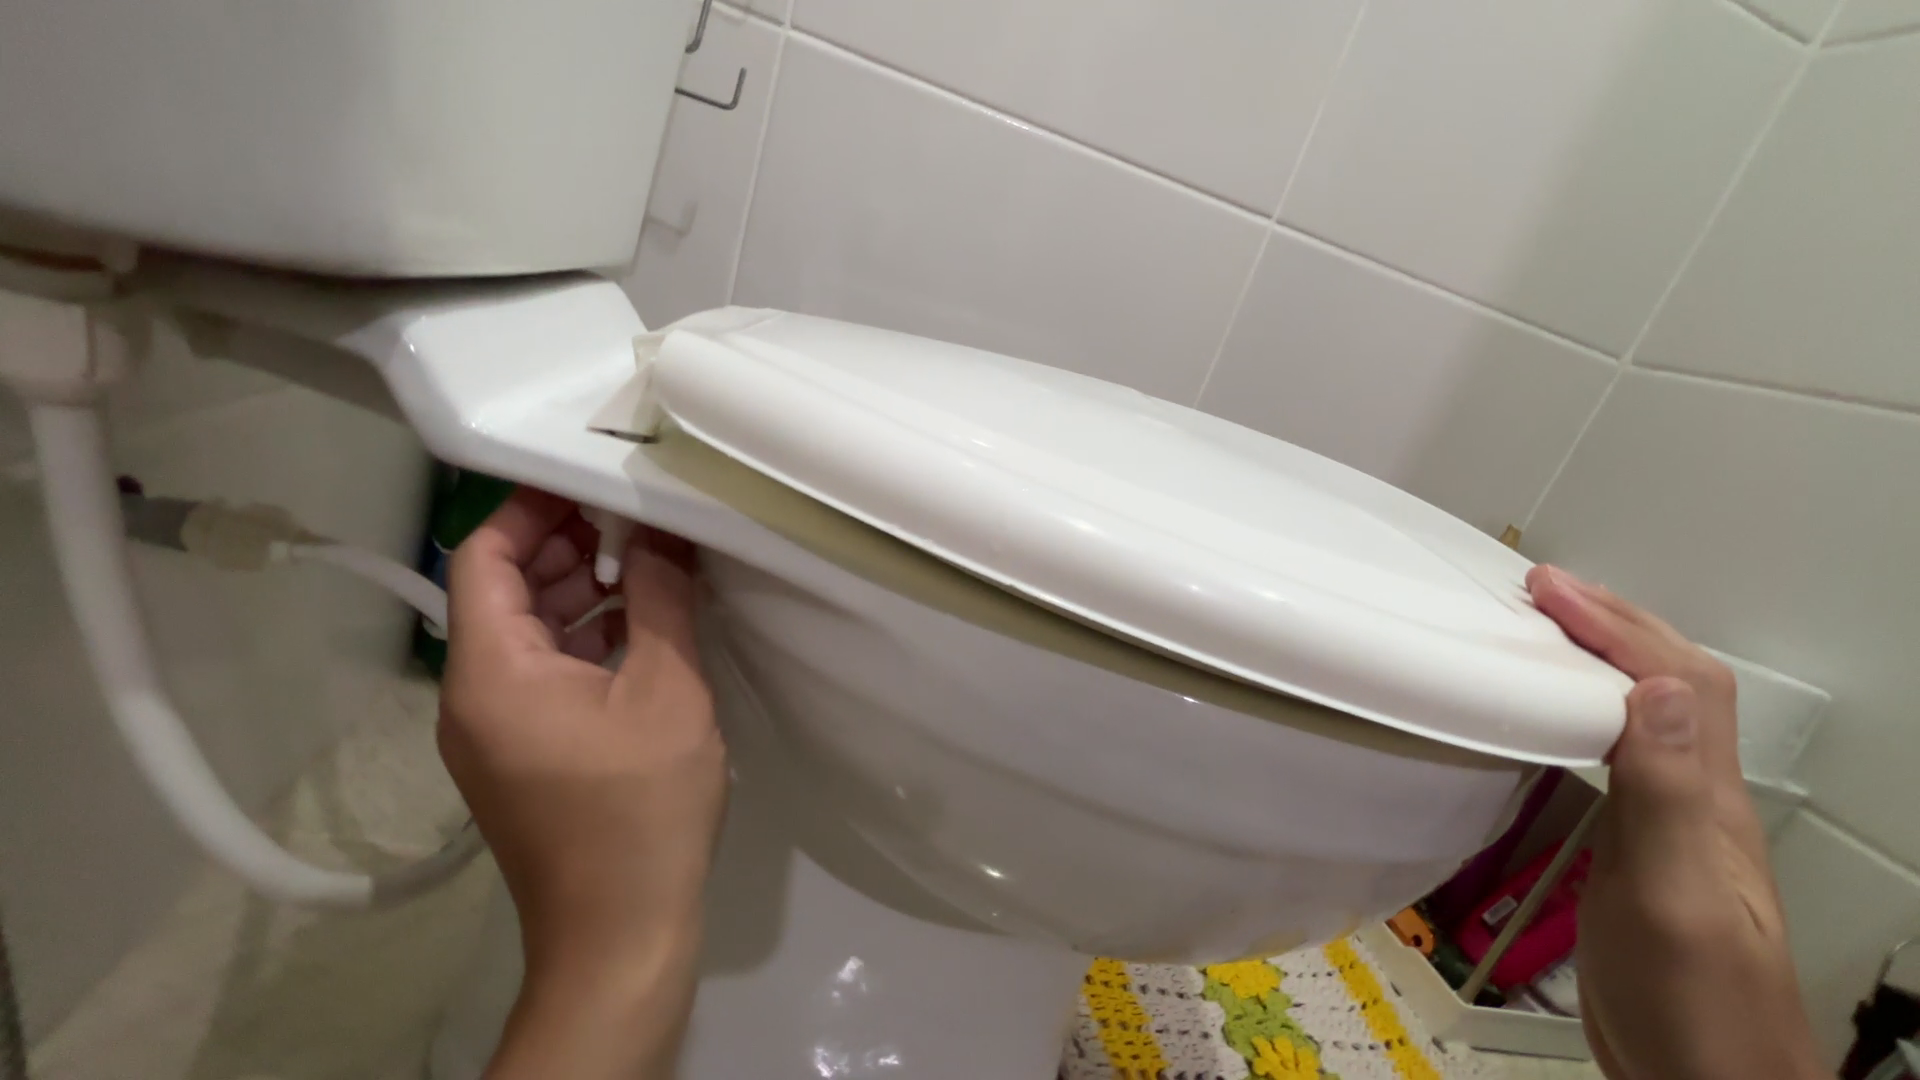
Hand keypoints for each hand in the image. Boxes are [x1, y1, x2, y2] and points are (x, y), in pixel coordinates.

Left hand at [439, 487, 723, 1078]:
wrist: (622, 930)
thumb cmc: (642, 805)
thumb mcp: (666, 690)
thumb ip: (659, 600)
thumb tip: (663, 533)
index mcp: (493, 671)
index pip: (485, 559)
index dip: (530, 510)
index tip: (590, 481)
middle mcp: (476, 694)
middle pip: (505, 592)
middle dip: (566, 545)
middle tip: (636, 516)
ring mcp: (499, 728)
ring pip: (530, 633)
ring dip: (582, 592)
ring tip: (650, 562)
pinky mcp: (527, 753)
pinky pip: (548, 672)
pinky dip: (588, 638)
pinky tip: (644, 625)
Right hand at [1528, 566, 1822, 1079]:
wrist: (1700, 1076)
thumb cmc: (1686, 997)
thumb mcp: (1670, 896)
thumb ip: (1662, 795)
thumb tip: (1653, 688)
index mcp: (1705, 802)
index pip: (1674, 683)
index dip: (1615, 626)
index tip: (1548, 590)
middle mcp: (1696, 798)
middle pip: (1675, 684)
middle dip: (1614, 623)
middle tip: (1546, 590)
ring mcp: (1670, 822)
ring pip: (1650, 710)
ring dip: (1605, 654)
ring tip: (1549, 628)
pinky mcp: (1638, 843)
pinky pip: (1617, 747)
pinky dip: (1585, 704)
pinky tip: (1553, 710)